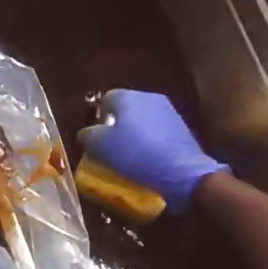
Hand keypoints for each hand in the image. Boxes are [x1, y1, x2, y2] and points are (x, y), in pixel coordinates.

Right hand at [76, 89, 227, 210]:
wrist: (181, 171)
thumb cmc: (135, 154)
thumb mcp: (100, 147)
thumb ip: (88, 136)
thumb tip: (86, 134)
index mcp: (128, 97)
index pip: (106, 99)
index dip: (98, 117)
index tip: (96, 138)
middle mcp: (149, 97)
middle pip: (126, 108)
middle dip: (117, 125)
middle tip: (111, 147)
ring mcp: (168, 111)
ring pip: (143, 119)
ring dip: (134, 134)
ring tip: (130, 156)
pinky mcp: (182, 128)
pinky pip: (158, 132)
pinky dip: (150, 142)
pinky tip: (148, 159)